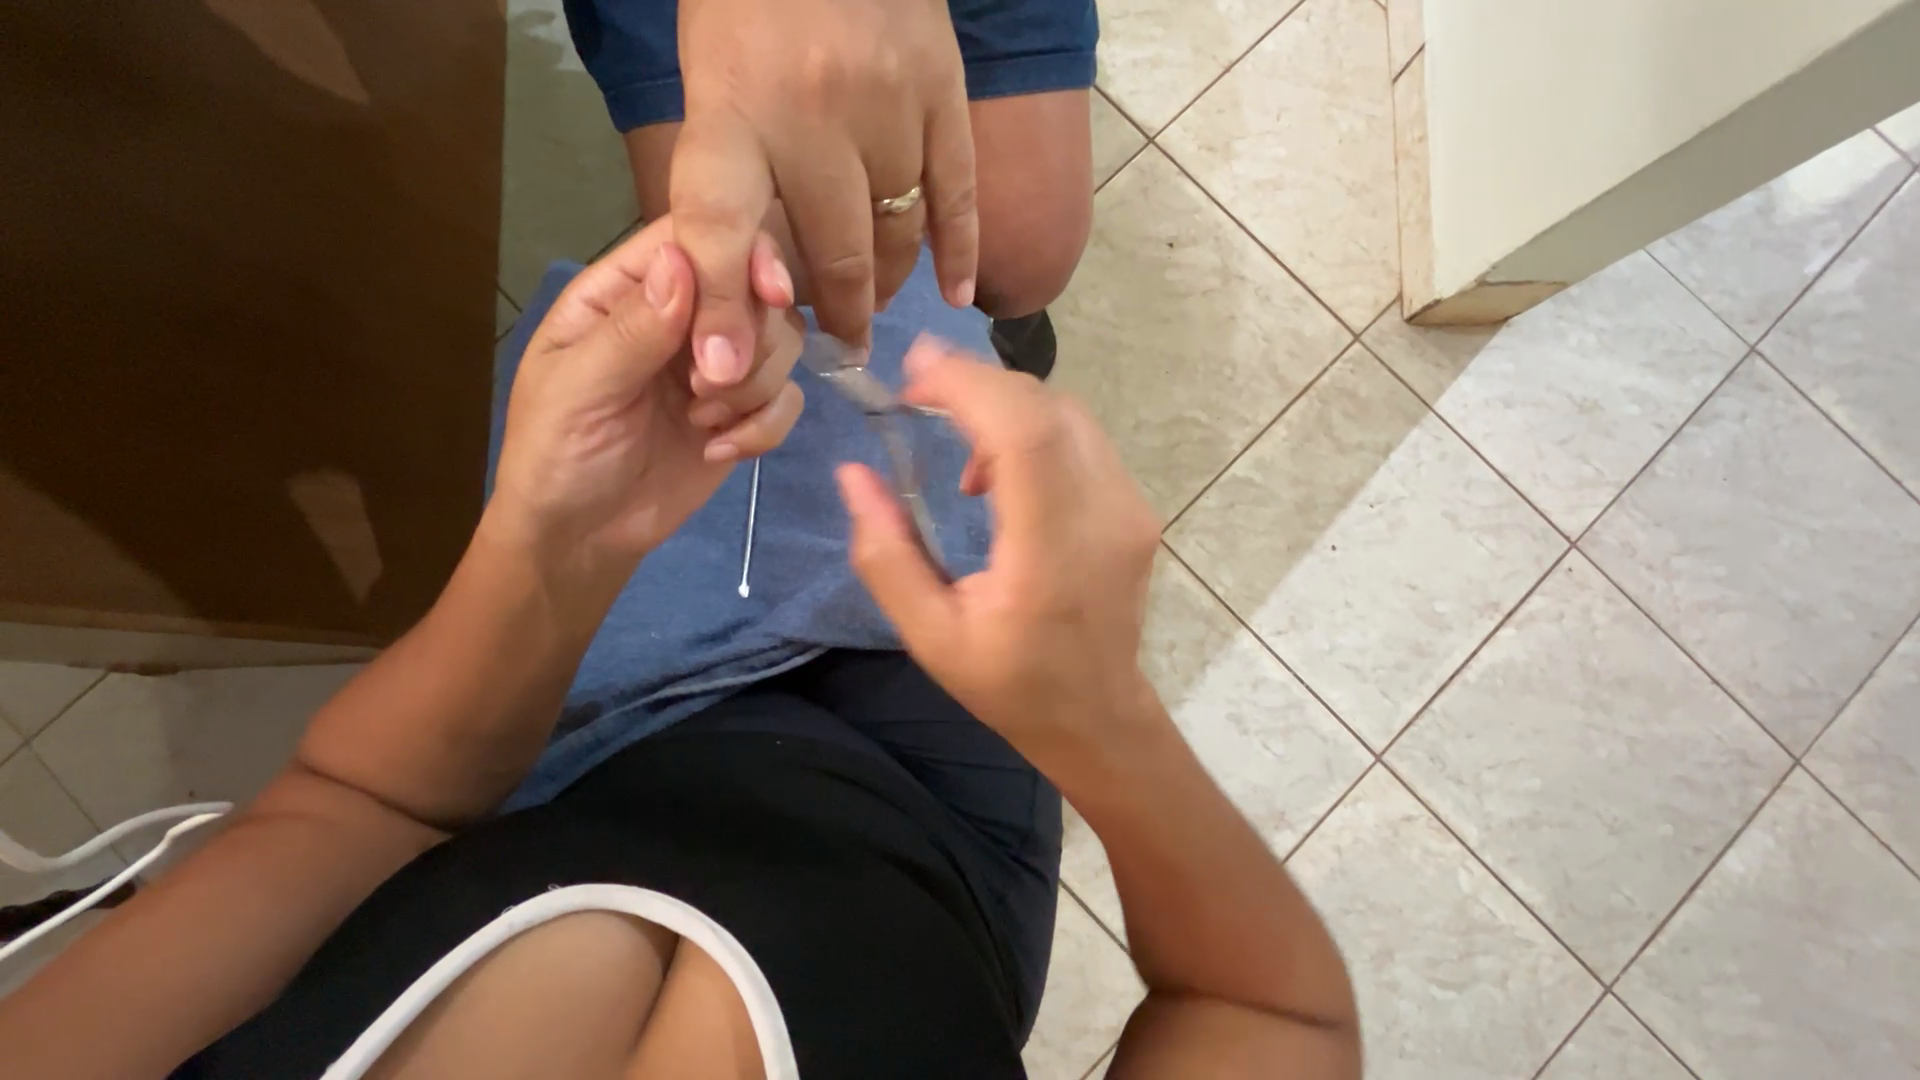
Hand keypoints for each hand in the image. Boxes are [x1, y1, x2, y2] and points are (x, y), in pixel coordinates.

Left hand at [488, 219, 804, 595]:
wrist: (584, 537)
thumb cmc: (558, 455)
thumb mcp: (577, 389)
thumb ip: (631, 330)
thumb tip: (682, 260)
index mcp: (628, 292)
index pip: (695, 239)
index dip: (740, 253)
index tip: (768, 292)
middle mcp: (683, 319)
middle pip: (755, 289)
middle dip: (747, 340)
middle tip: (706, 389)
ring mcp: (719, 367)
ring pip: (782, 343)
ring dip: (754, 389)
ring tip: (704, 424)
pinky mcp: (744, 415)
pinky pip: (788, 400)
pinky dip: (765, 428)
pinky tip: (721, 451)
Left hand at [671, 0, 977, 384]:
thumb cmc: (748, 11)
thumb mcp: (707, 91)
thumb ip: (726, 190)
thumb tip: (754, 298)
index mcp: (730, 109)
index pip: (715, 223)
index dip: (719, 306)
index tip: (723, 372)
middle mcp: (810, 113)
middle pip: (831, 255)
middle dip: (837, 315)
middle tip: (839, 345)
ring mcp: (888, 104)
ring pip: (896, 236)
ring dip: (886, 285)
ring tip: (875, 304)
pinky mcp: (945, 91)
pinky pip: (958, 197)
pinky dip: (959, 254)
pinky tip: (955, 294)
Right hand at [836, 339, 1163, 765]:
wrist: (1098, 716)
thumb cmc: (1010, 685)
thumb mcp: (930, 635)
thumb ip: (886, 554)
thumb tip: (854, 474)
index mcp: (1050, 555)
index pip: (1024, 434)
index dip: (968, 385)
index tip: (913, 373)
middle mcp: (1103, 517)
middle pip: (1048, 409)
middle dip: (978, 385)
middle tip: (920, 393)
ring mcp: (1129, 508)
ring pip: (1068, 415)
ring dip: (1006, 408)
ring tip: (959, 452)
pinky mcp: (1135, 508)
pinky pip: (1082, 439)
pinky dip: (1034, 430)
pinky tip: (1002, 473)